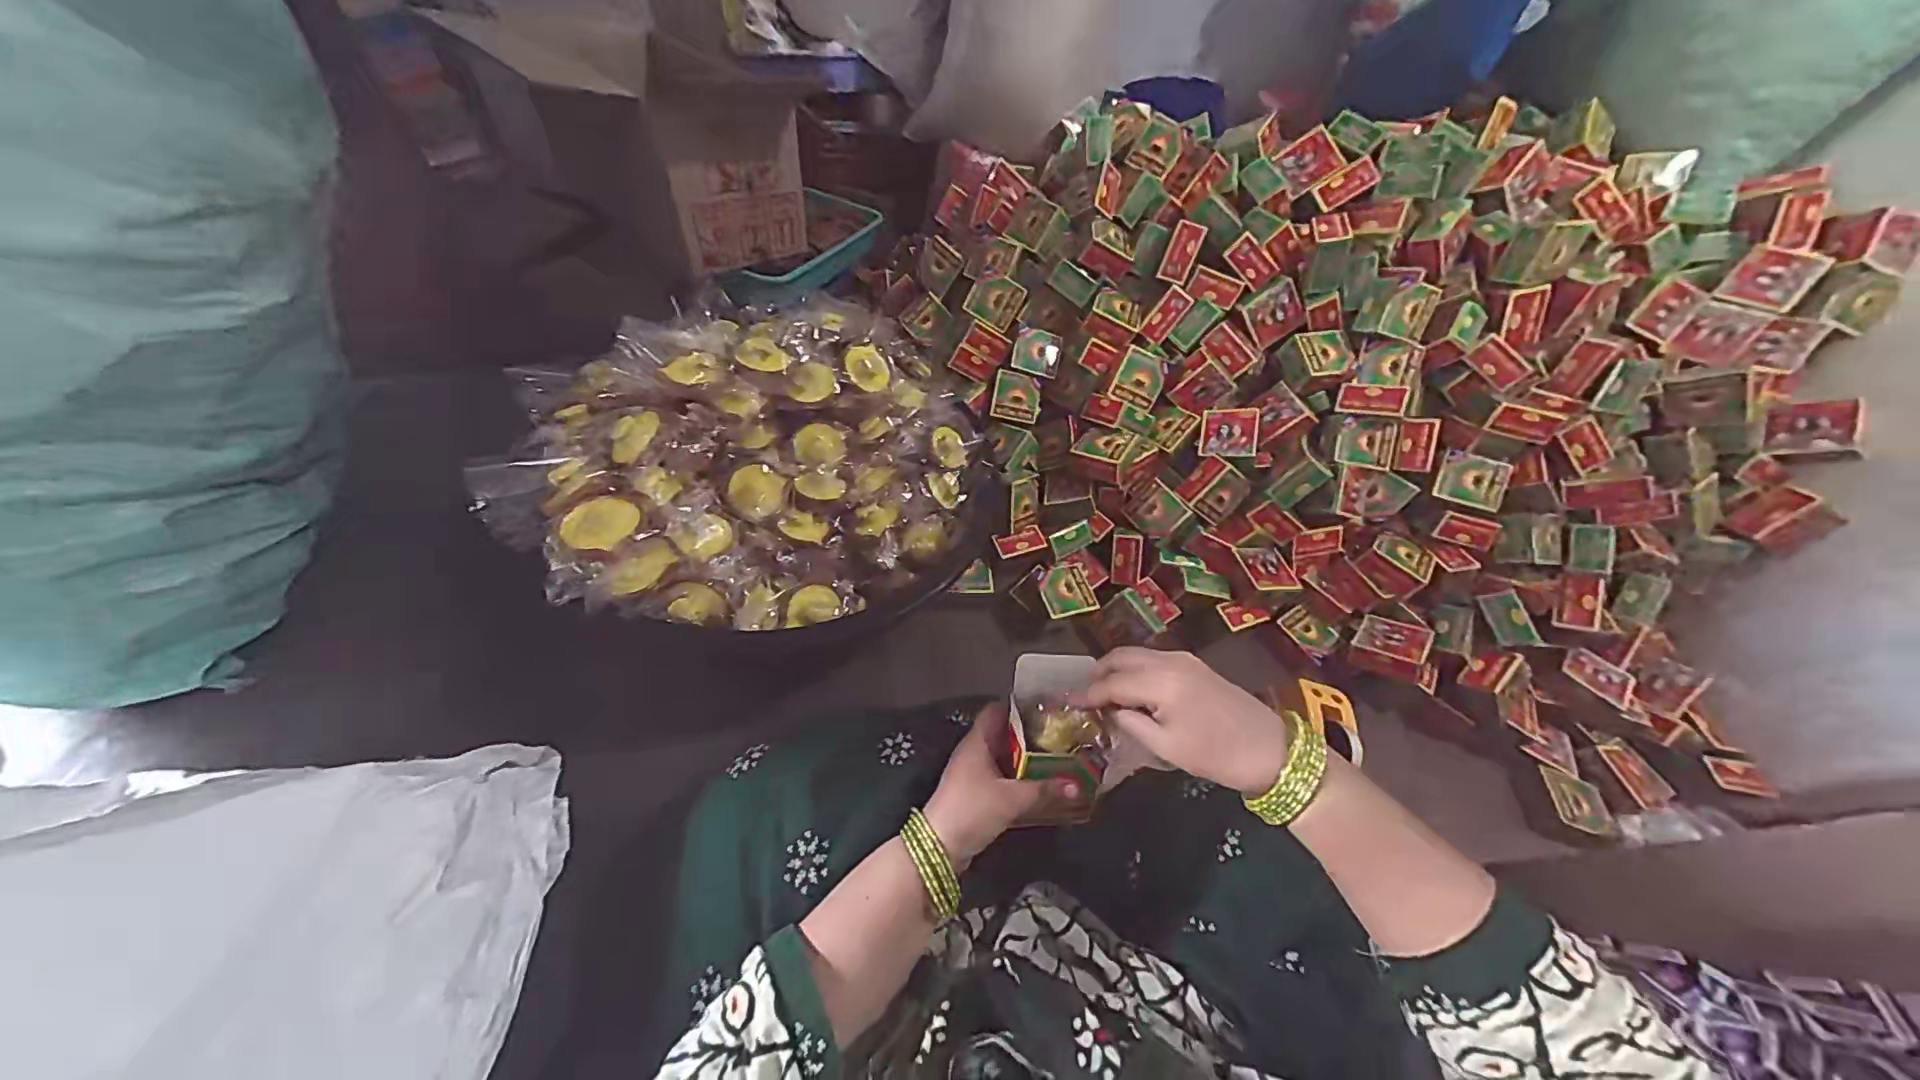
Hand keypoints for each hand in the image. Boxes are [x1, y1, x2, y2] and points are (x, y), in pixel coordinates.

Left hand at [923, 703, 1078, 865]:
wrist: (940, 847)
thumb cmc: (972, 810)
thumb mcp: (1012, 799)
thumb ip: (1044, 790)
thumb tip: (1077, 785)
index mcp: (977, 742)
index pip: (997, 710)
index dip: (1019, 706)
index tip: (1046, 709)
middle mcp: (974, 752)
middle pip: (1004, 734)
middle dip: (1030, 734)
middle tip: (1059, 736)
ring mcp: (973, 773)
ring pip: (1004, 757)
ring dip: (1026, 759)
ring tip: (1057, 758)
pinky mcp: (976, 793)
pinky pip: (1002, 777)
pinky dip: (1019, 778)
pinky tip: (1041, 784)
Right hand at [1078, 648, 1289, 796]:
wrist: (1271, 751)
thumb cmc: (1216, 755)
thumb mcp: (1166, 747)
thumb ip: (1132, 724)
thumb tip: (1111, 712)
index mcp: (1161, 683)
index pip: (1112, 682)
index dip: (1088, 693)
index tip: (1069, 703)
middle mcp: (1169, 661)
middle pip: (1120, 657)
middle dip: (1098, 673)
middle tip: (1084, 696)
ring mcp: (1184, 660)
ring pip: (1136, 654)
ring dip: (1116, 669)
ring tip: (1104, 694)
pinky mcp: (1194, 665)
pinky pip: (1152, 659)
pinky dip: (1135, 669)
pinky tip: (1131, 690)